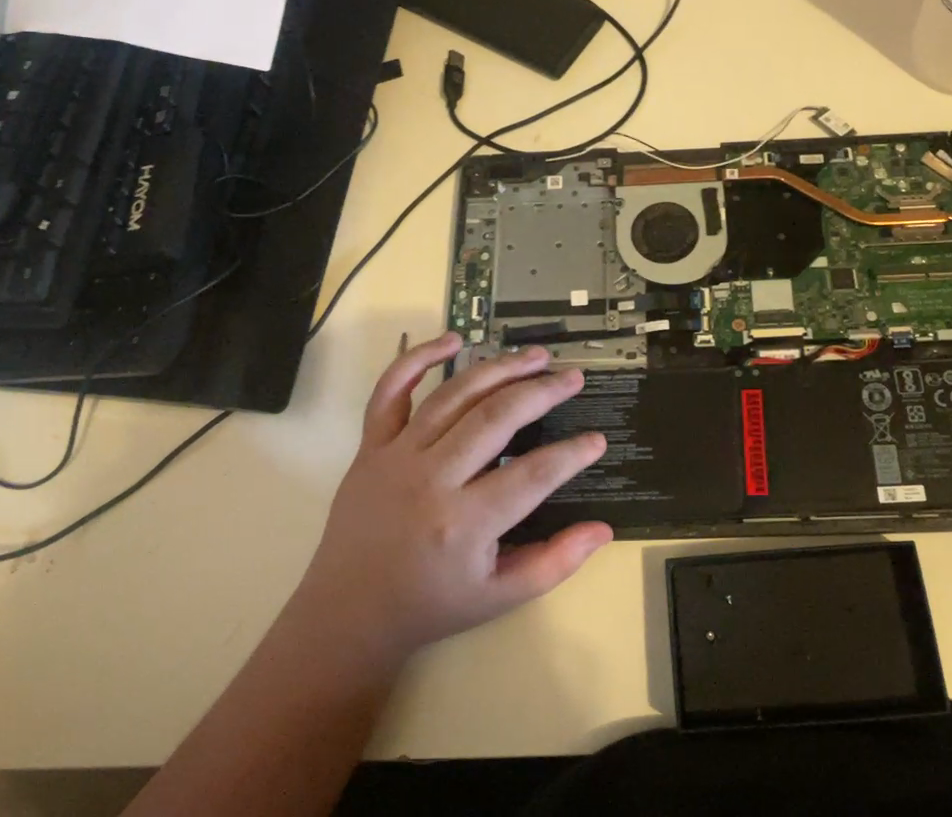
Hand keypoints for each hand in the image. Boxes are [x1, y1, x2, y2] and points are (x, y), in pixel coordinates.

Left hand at [294, 334, 611, 660]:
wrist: (348, 611)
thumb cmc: (431, 604)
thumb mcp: (500, 597)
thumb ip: (554, 562)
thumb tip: (603, 529)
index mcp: (465, 523)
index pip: (533, 474)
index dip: (572, 454)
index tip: (597, 439)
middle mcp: (432, 480)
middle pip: (495, 419)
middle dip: (541, 392)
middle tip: (573, 377)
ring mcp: (397, 457)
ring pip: (454, 397)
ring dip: (498, 368)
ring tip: (535, 355)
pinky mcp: (371, 447)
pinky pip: (390, 392)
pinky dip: (416, 360)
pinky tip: (452, 340)